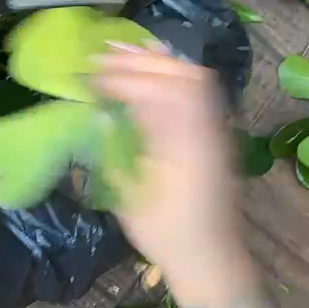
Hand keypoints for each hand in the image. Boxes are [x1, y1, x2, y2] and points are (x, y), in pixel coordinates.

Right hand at [93, 47, 257, 306]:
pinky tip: (155, 67)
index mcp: (183, 147)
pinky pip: (200, 92)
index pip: (156, 94)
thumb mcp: (130, 201)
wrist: (209, 256)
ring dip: (158, 62)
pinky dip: (175, 73)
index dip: (122, 79)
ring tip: (125, 51)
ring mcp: (215, 130)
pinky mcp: (215, 135)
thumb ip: (114, 157)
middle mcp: (205, 130)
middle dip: (139, 60)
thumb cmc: (166, 234)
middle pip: (179, 76)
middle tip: (103, 53)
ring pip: (192, 78)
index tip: (92, 75)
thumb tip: (100, 117)